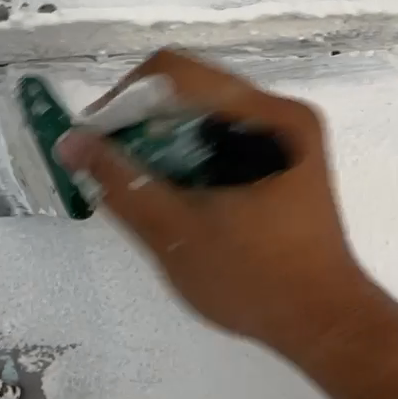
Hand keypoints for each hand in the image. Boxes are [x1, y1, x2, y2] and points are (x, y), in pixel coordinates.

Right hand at [54, 49, 375, 356]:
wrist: (326, 325)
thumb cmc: (255, 282)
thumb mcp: (177, 234)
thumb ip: (121, 183)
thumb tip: (72, 141)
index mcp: (269, 116)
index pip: (175, 73)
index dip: (122, 100)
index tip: (94, 142)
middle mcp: (284, 115)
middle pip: (193, 92)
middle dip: (142, 126)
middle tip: (111, 170)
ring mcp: (291, 141)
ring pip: (208, 118)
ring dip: (165, 145)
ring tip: (140, 188)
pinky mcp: (289, 166)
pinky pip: (227, 143)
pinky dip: (192, 160)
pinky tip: (175, 197)